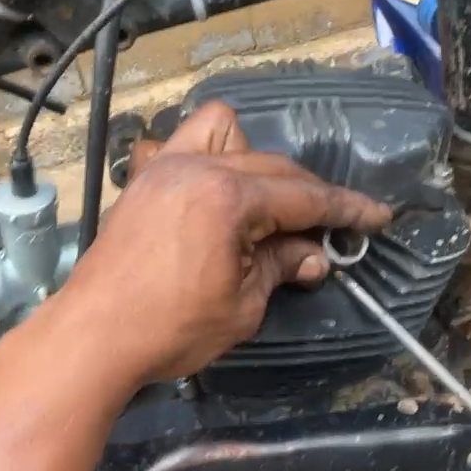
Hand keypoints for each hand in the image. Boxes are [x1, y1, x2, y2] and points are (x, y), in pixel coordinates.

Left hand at [51, 101, 390, 383]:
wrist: (92, 337)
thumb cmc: (169, 330)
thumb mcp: (241, 306)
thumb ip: (281, 268)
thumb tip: (315, 255)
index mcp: (226, 197)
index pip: (302, 195)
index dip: (345, 208)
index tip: (378, 216)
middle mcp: (196, 167)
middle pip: (272, 167)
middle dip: (306, 196)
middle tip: (325, 234)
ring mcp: (163, 168)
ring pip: (224, 133)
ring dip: (254, 162)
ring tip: (259, 207)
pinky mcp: (142, 182)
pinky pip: (184, 146)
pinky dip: (209, 158)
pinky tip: (212, 197)